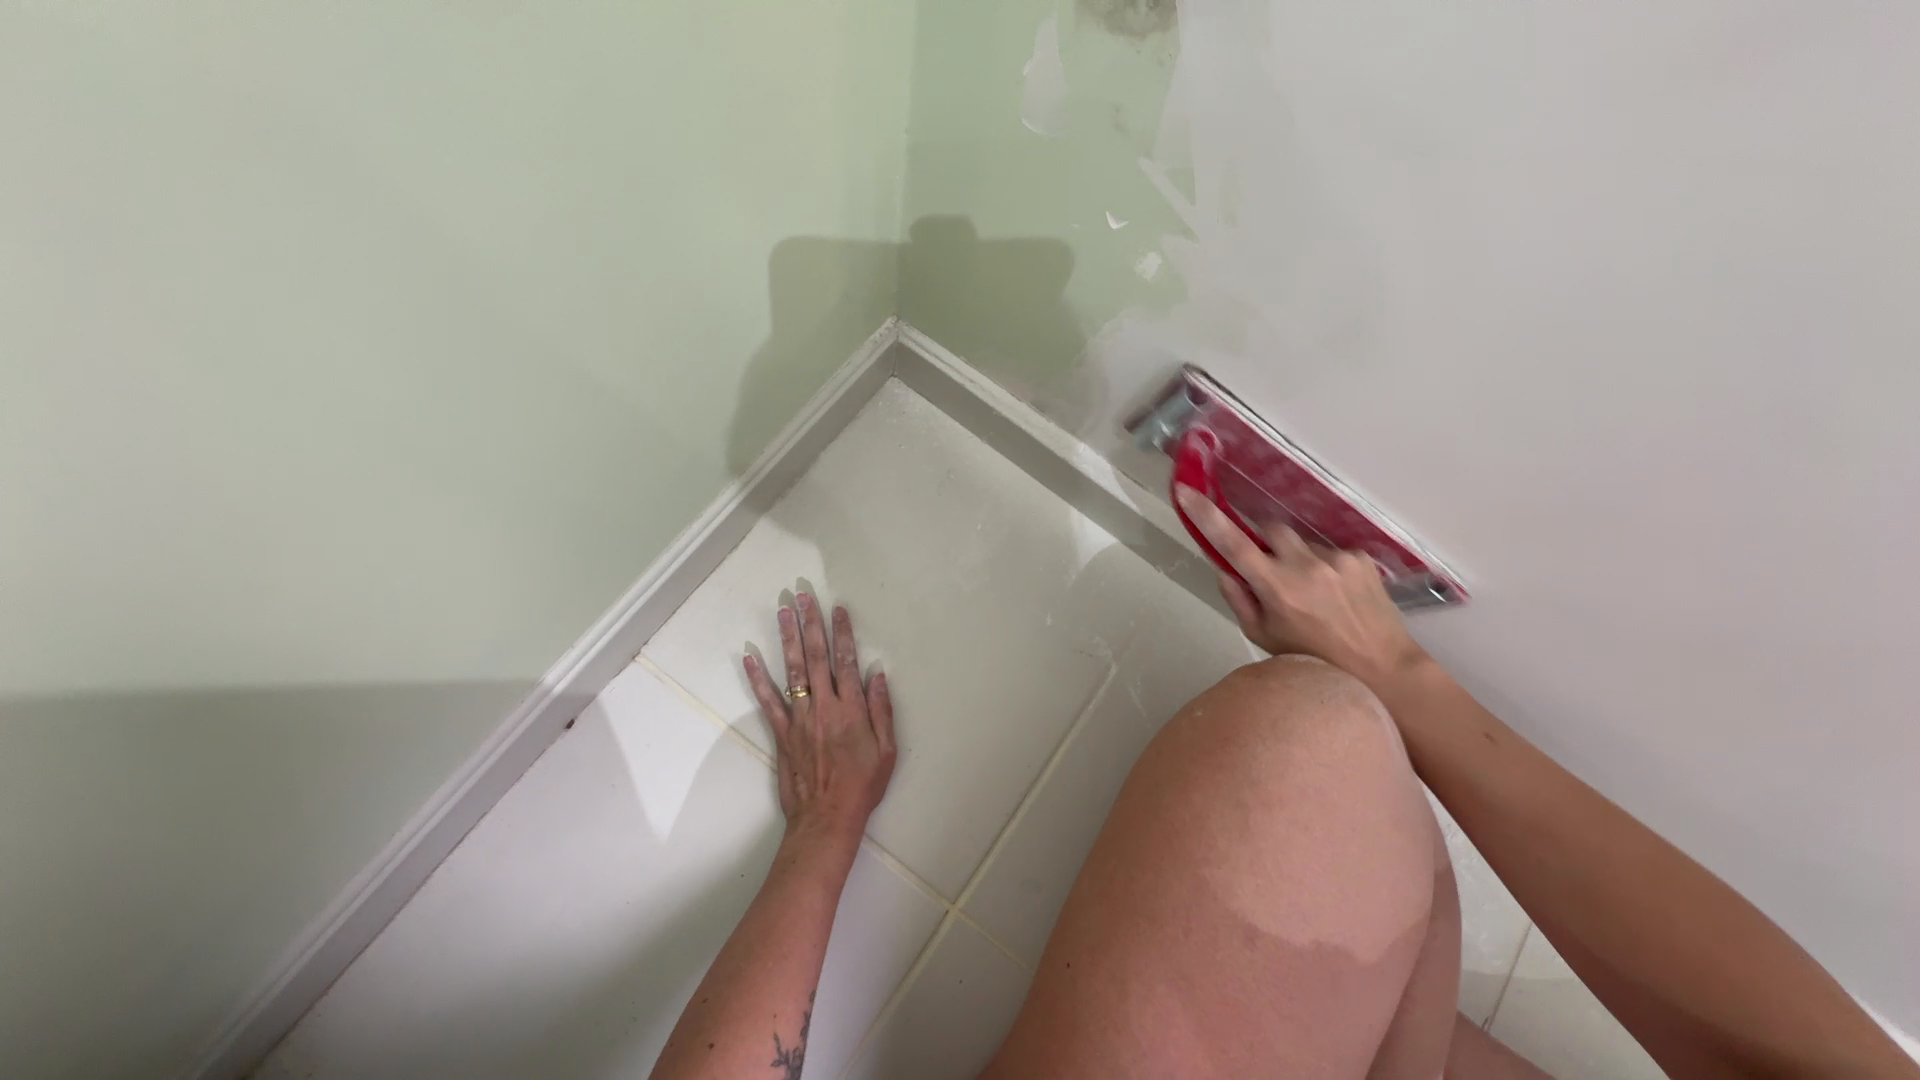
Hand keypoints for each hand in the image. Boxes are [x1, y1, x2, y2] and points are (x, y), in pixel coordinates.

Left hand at [744, 592, 896, 843]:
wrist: (827, 819)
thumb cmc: (862, 787)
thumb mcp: (886, 751)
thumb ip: (881, 710)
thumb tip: (877, 674)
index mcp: (851, 710)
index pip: (846, 661)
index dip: (843, 633)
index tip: (838, 609)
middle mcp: (823, 707)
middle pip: (816, 657)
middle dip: (810, 623)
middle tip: (803, 595)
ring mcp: (799, 719)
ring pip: (792, 670)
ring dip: (787, 638)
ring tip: (782, 611)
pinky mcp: (782, 733)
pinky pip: (768, 701)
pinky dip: (758, 678)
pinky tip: (749, 656)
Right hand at [1175, 484, 1429, 690]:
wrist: (1381, 667)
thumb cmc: (1312, 659)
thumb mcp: (1263, 638)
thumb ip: (1240, 600)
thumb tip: (1225, 569)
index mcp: (1277, 588)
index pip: (1233, 544)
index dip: (1207, 515)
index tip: (1186, 492)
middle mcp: (1306, 565)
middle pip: (1270, 530)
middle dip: (1264, 543)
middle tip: (1270, 571)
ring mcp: (1337, 558)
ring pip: (1302, 543)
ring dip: (1298, 559)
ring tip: (1313, 593)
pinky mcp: (1361, 557)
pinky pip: (1330, 552)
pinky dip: (1325, 567)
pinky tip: (1336, 593)